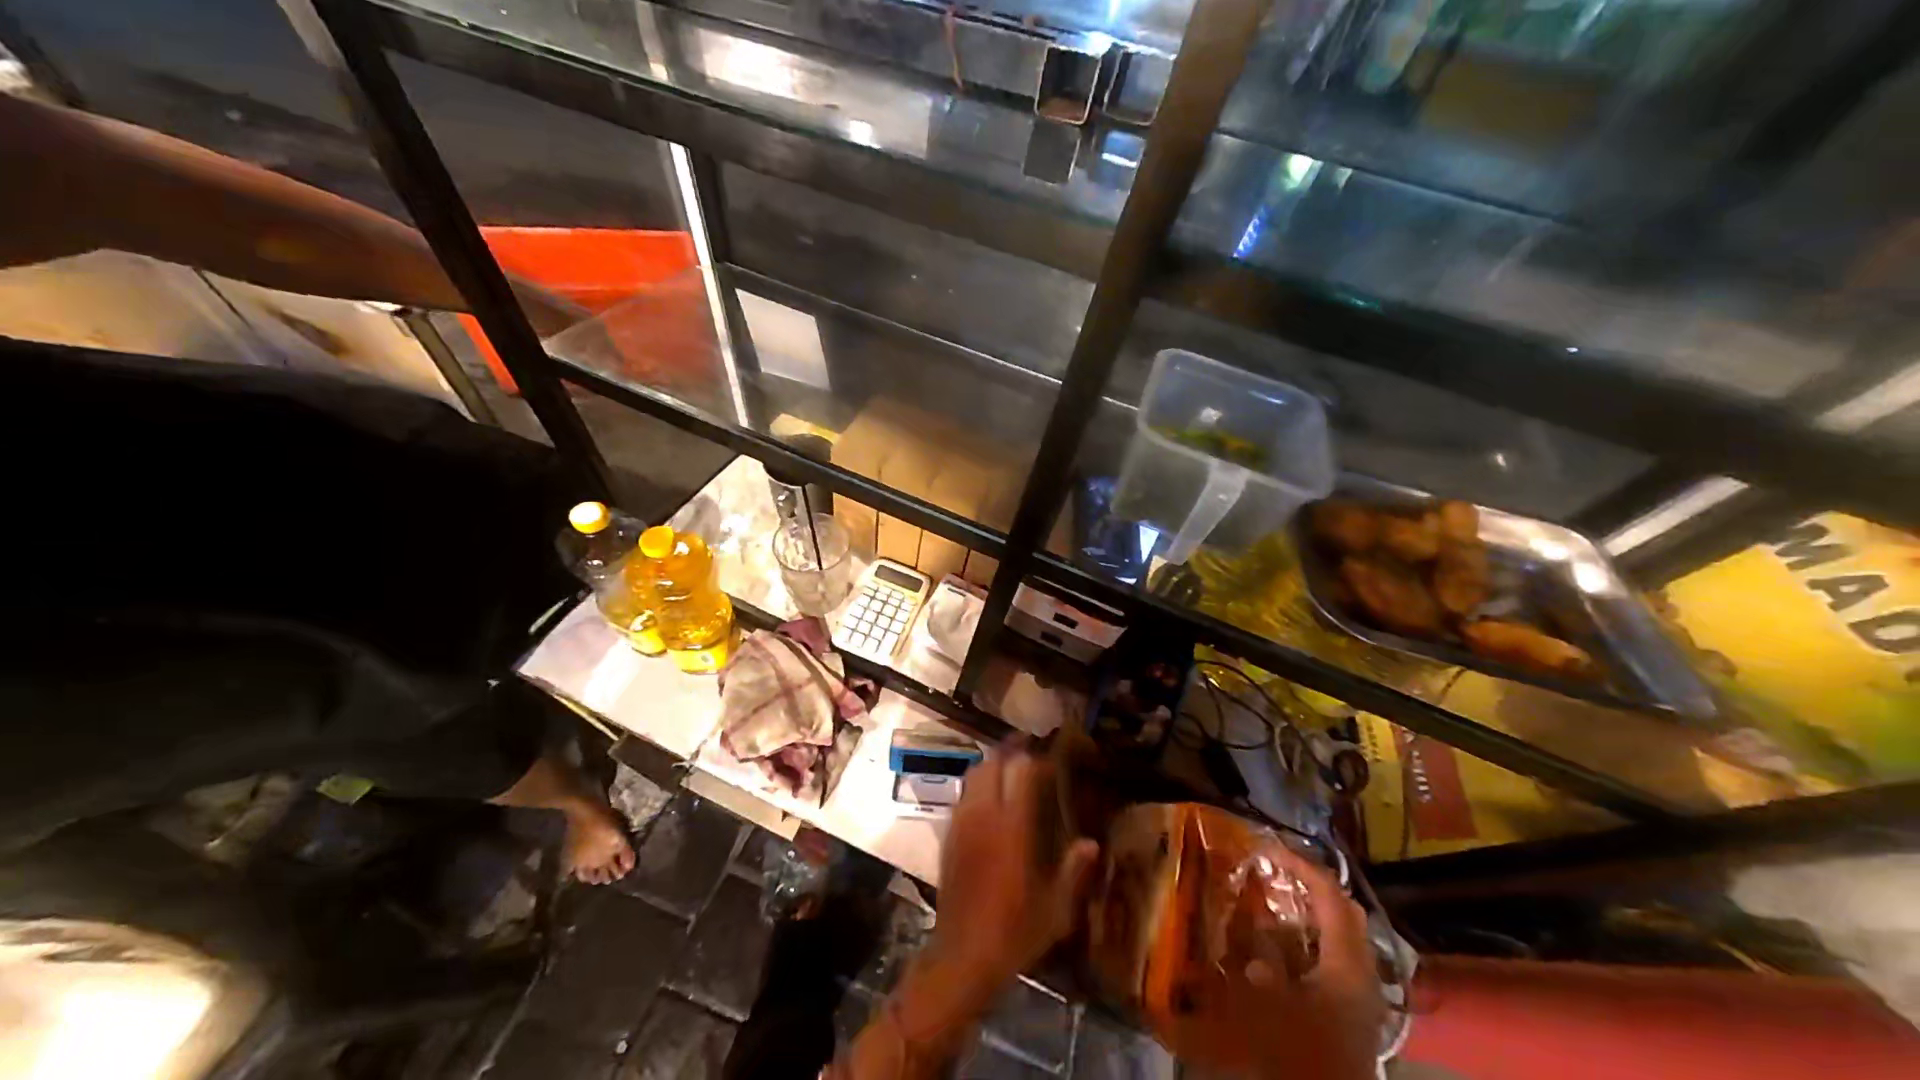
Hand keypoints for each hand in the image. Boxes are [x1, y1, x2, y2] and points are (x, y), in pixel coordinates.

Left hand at [926, 748, 1099, 1001]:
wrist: (962, 955)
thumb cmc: (1014, 932)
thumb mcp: (1055, 908)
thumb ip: (1073, 871)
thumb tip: (1091, 843)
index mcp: (1012, 827)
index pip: (1022, 773)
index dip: (1037, 759)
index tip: (1052, 755)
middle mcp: (983, 816)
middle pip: (992, 764)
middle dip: (1010, 751)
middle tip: (1029, 747)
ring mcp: (961, 824)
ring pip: (972, 776)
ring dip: (991, 764)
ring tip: (1009, 765)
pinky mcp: (948, 837)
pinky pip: (962, 796)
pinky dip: (976, 786)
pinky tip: (988, 798)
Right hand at [1156, 848, 1384, 1079]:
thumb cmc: (1302, 1054)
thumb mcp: (1269, 1003)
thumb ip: (1264, 958)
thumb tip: (1257, 930)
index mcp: (1347, 962)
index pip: (1329, 896)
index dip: (1301, 866)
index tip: (1270, 849)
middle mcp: (1363, 970)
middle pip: (1345, 912)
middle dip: (1313, 885)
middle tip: (1278, 871)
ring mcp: (1364, 992)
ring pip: (1344, 935)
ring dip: (1313, 912)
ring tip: (1277, 902)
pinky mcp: (1356, 1010)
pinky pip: (1338, 957)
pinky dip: (1314, 939)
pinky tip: (1286, 947)